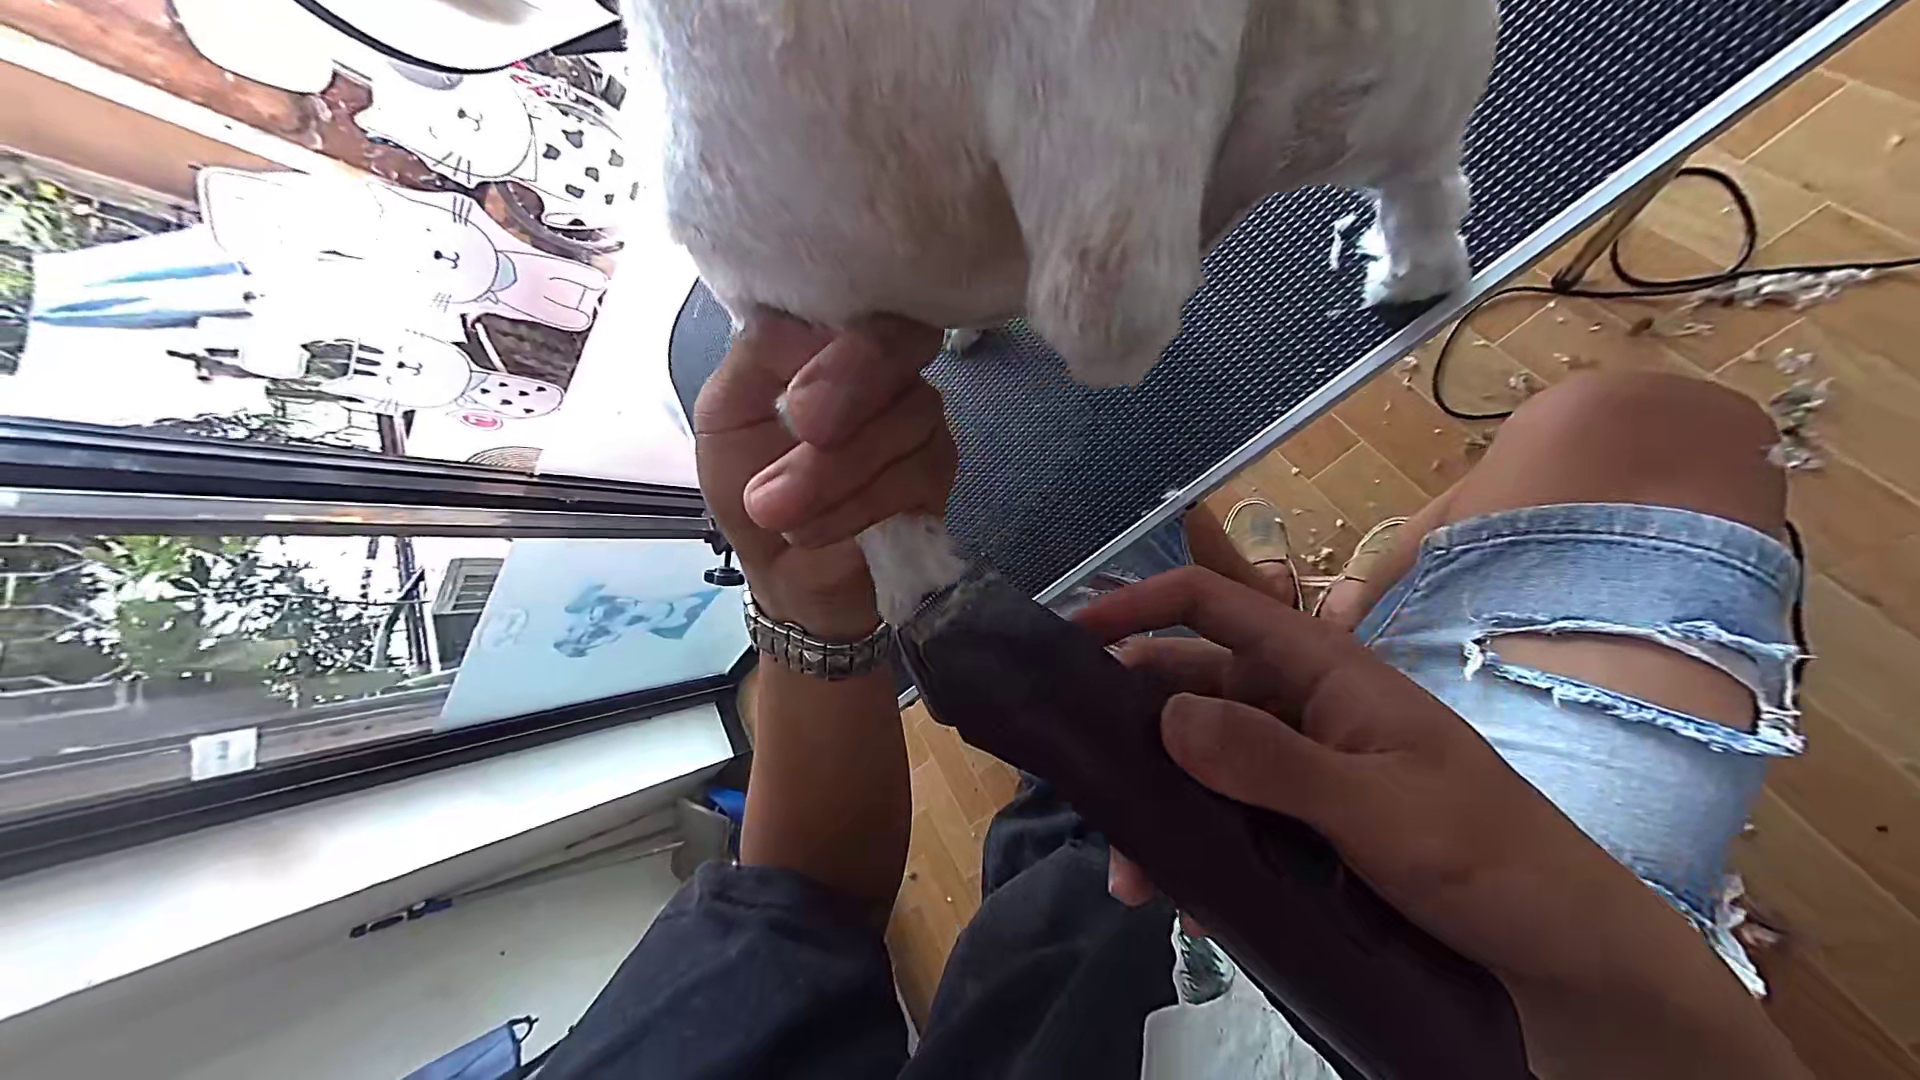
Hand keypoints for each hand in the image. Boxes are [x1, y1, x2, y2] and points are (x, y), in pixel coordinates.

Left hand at [694, 312, 953, 639]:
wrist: (785, 571)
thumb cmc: (752, 486)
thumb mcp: (725, 413)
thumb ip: (758, 354)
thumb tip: (810, 329)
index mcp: (828, 344)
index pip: (855, 303)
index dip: (833, 343)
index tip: (795, 398)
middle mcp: (883, 371)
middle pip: (898, 340)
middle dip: (850, 385)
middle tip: (806, 428)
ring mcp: (918, 419)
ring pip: (908, 413)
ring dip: (834, 469)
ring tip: (779, 512)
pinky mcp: (938, 471)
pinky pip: (920, 469)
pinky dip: (862, 502)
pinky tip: (817, 530)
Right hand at [1076, 567, 1726, 996]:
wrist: (1566, 964)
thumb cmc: (1490, 862)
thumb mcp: (1382, 811)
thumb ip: (1274, 762)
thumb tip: (1167, 719)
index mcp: (1316, 668)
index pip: (1211, 604)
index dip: (1139, 603)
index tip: (1075, 634)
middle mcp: (1289, 701)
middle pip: (1184, 680)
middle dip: (1127, 716)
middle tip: (1079, 764)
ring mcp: (1285, 758)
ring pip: (1190, 752)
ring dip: (1150, 793)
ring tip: (1125, 862)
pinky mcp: (1285, 811)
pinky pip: (1213, 805)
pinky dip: (1183, 839)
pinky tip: (1172, 889)